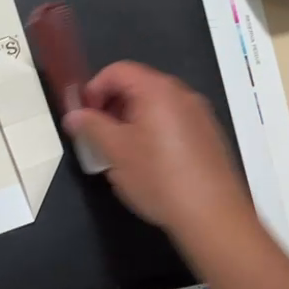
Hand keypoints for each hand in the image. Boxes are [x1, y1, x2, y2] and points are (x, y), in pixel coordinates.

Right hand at [65, 61, 254, 240]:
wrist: (214, 217)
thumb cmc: (159, 178)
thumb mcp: (115, 151)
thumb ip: (91, 126)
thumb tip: (73, 115)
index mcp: (157, 90)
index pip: (117, 70)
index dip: (94, 89)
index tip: (83, 115)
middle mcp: (182, 94)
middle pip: (137, 85)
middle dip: (111, 106)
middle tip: (98, 135)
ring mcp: (199, 115)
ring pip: (155, 106)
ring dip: (131, 121)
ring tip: (120, 153)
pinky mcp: (209, 136)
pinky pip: (173, 122)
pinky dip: (153, 132)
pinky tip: (149, 164)